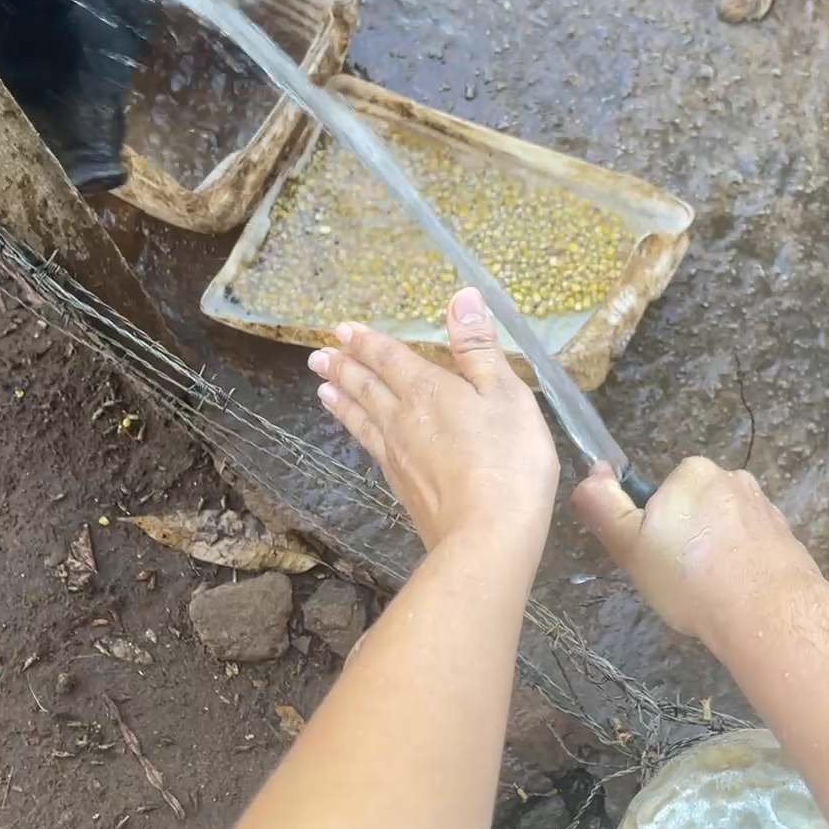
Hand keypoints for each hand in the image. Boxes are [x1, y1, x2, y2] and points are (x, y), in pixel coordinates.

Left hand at [309, 288, 559, 549]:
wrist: (488, 533)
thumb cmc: (508, 458)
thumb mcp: (506, 394)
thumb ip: (480, 347)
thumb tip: (462, 295)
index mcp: (429, 391)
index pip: (390, 359)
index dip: (368, 342)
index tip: (343, 329)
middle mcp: (403, 419)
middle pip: (367, 387)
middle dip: (345, 367)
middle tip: (319, 355)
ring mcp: (399, 456)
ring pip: (362, 418)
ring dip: (343, 399)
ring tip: (323, 387)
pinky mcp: (402, 487)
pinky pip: (371, 448)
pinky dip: (357, 432)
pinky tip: (358, 435)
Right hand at [571, 457, 823, 641]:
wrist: (769, 613)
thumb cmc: (689, 577)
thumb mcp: (629, 543)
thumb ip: (602, 504)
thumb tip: (595, 471)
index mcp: (693, 471)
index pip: (661, 494)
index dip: (652, 528)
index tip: (656, 558)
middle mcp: (732, 478)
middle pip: (694, 508)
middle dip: (686, 539)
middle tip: (679, 578)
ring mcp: (764, 507)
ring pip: (724, 529)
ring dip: (715, 553)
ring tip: (710, 592)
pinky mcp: (787, 536)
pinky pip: (752, 547)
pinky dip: (742, 566)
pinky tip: (737, 595)